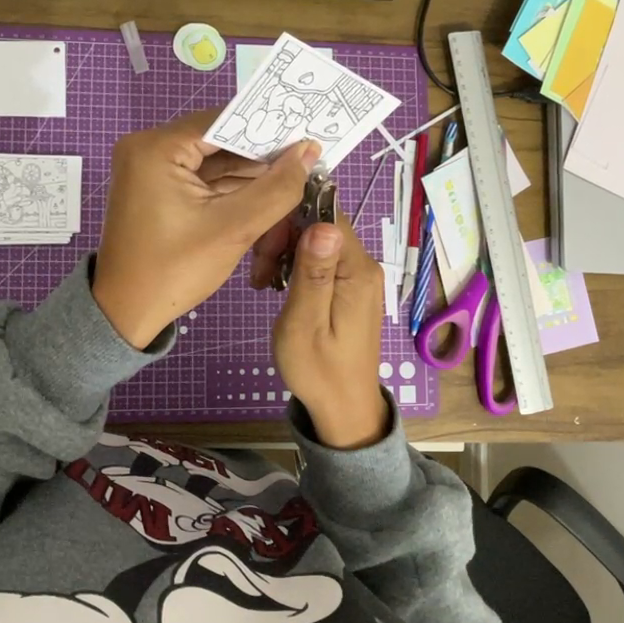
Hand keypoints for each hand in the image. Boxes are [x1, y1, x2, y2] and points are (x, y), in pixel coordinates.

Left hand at [93, 110, 318, 348]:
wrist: (125, 312)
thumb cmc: (174, 271)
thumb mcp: (233, 228)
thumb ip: (277, 188)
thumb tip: (309, 151)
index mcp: (156, 147)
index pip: (223, 121)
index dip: (268, 128)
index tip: (308, 135)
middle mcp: (146, 146)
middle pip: (218, 139)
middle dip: (260, 154)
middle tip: (307, 160)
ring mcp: (148, 166)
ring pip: (211, 158)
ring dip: (248, 171)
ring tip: (293, 178)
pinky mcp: (154, 186)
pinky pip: (199, 175)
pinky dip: (229, 185)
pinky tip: (264, 193)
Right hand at [273, 219, 389, 448]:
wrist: (342, 408)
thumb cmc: (318, 370)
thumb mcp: (305, 322)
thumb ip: (313, 273)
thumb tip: (322, 224)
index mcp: (356, 270)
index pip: (324, 214)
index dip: (289, 220)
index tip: (263, 249)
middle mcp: (364, 265)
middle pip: (320, 223)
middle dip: (283, 236)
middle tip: (259, 274)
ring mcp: (358, 276)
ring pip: (317, 239)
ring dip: (285, 251)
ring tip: (264, 282)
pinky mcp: (349, 287)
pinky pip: (320, 257)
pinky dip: (295, 264)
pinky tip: (278, 286)